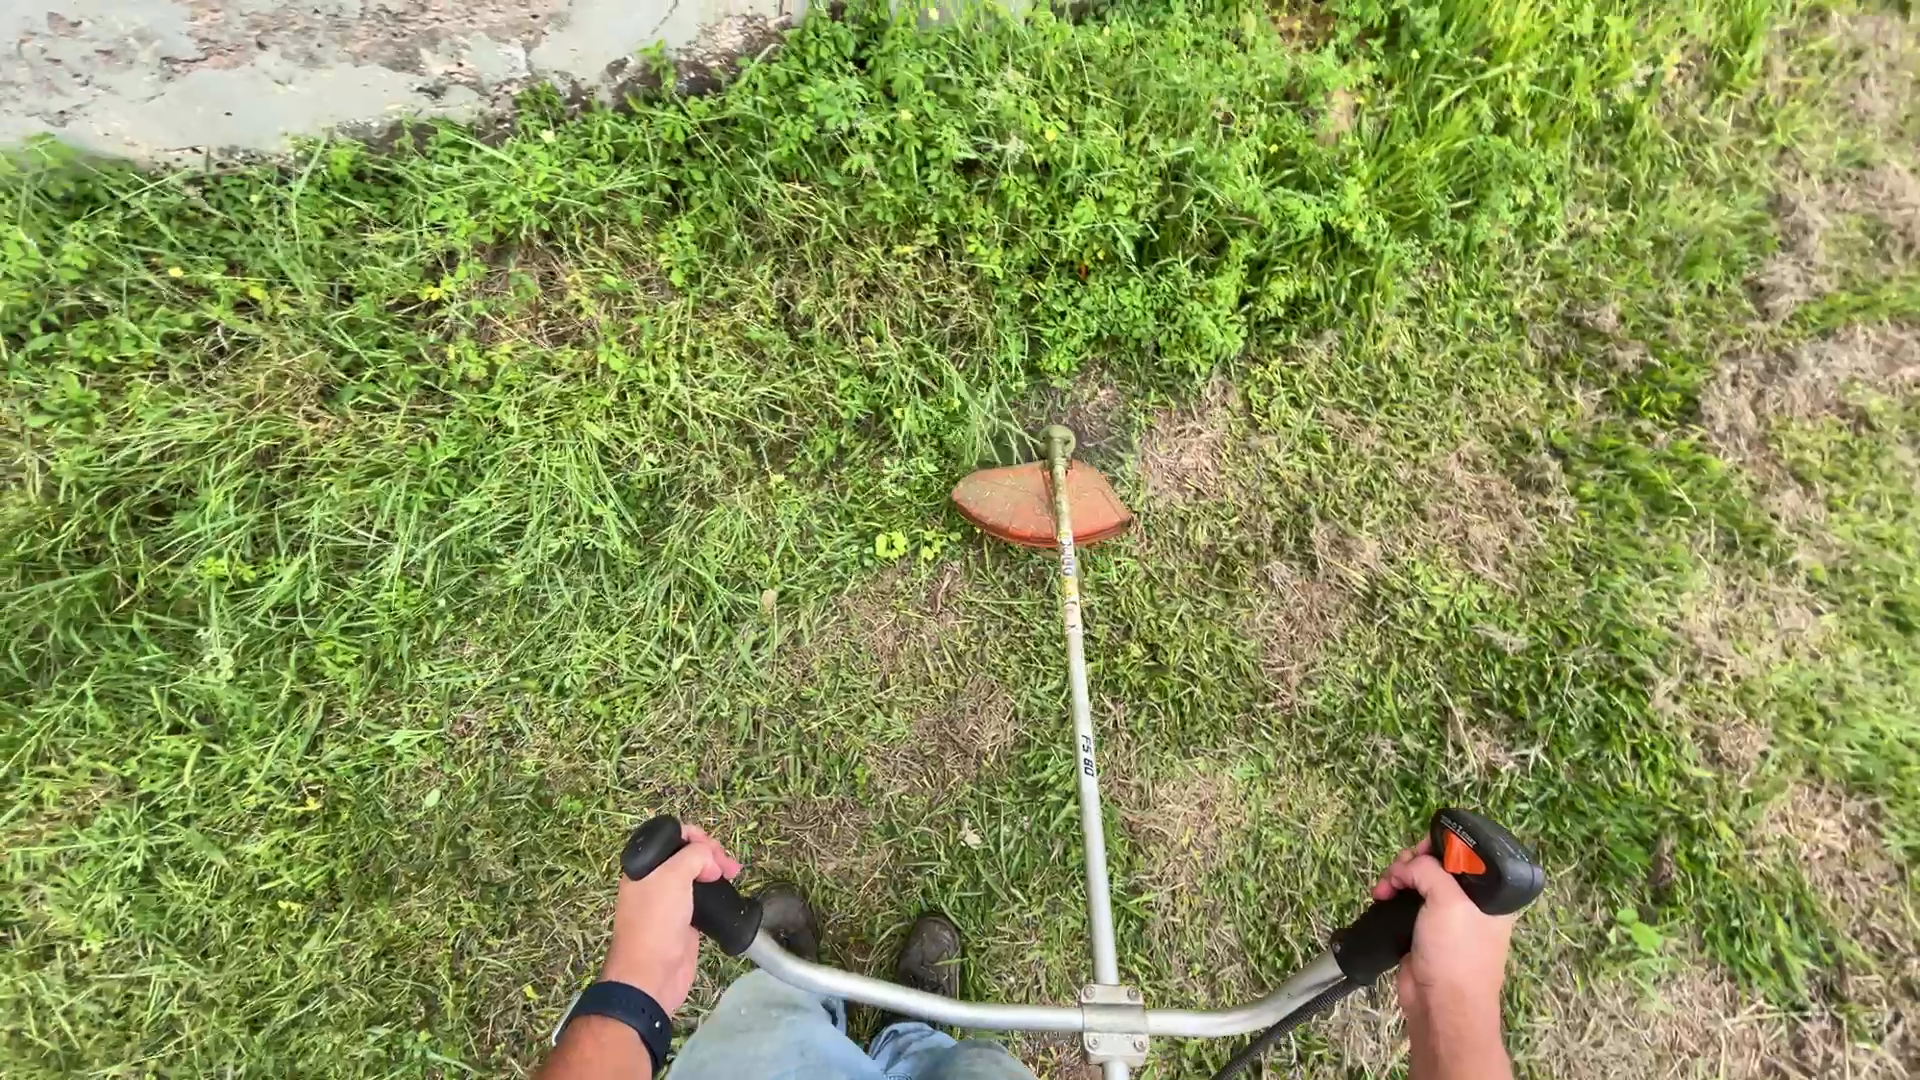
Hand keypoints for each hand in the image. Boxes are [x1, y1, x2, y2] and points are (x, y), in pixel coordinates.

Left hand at [599, 823, 742, 1013]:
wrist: (652, 976)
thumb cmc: (657, 921)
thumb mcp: (673, 876)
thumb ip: (695, 855)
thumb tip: (712, 863)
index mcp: (643, 867)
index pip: (671, 836)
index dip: (695, 836)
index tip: (711, 849)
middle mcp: (654, 881)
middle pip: (687, 853)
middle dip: (710, 852)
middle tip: (727, 865)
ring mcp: (670, 901)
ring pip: (697, 873)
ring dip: (717, 868)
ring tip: (734, 873)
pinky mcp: (684, 920)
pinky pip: (702, 894)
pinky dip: (716, 888)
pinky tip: (727, 888)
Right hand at [1371, 836, 1515, 1079]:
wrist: (1441, 1002)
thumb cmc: (1455, 950)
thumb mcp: (1449, 900)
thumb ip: (1429, 870)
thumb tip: (1407, 867)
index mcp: (1491, 895)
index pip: (1466, 854)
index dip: (1441, 846)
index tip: (1420, 850)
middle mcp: (1470, 901)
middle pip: (1436, 863)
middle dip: (1412, 861)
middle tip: (1401, 871)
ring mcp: (1445, 914)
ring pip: (1416, 877)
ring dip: (1397, 875)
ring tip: (1386, 886)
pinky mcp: (1423, 924)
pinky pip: (1406, 895)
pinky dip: (1391, 889)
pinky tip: (1381, 894)